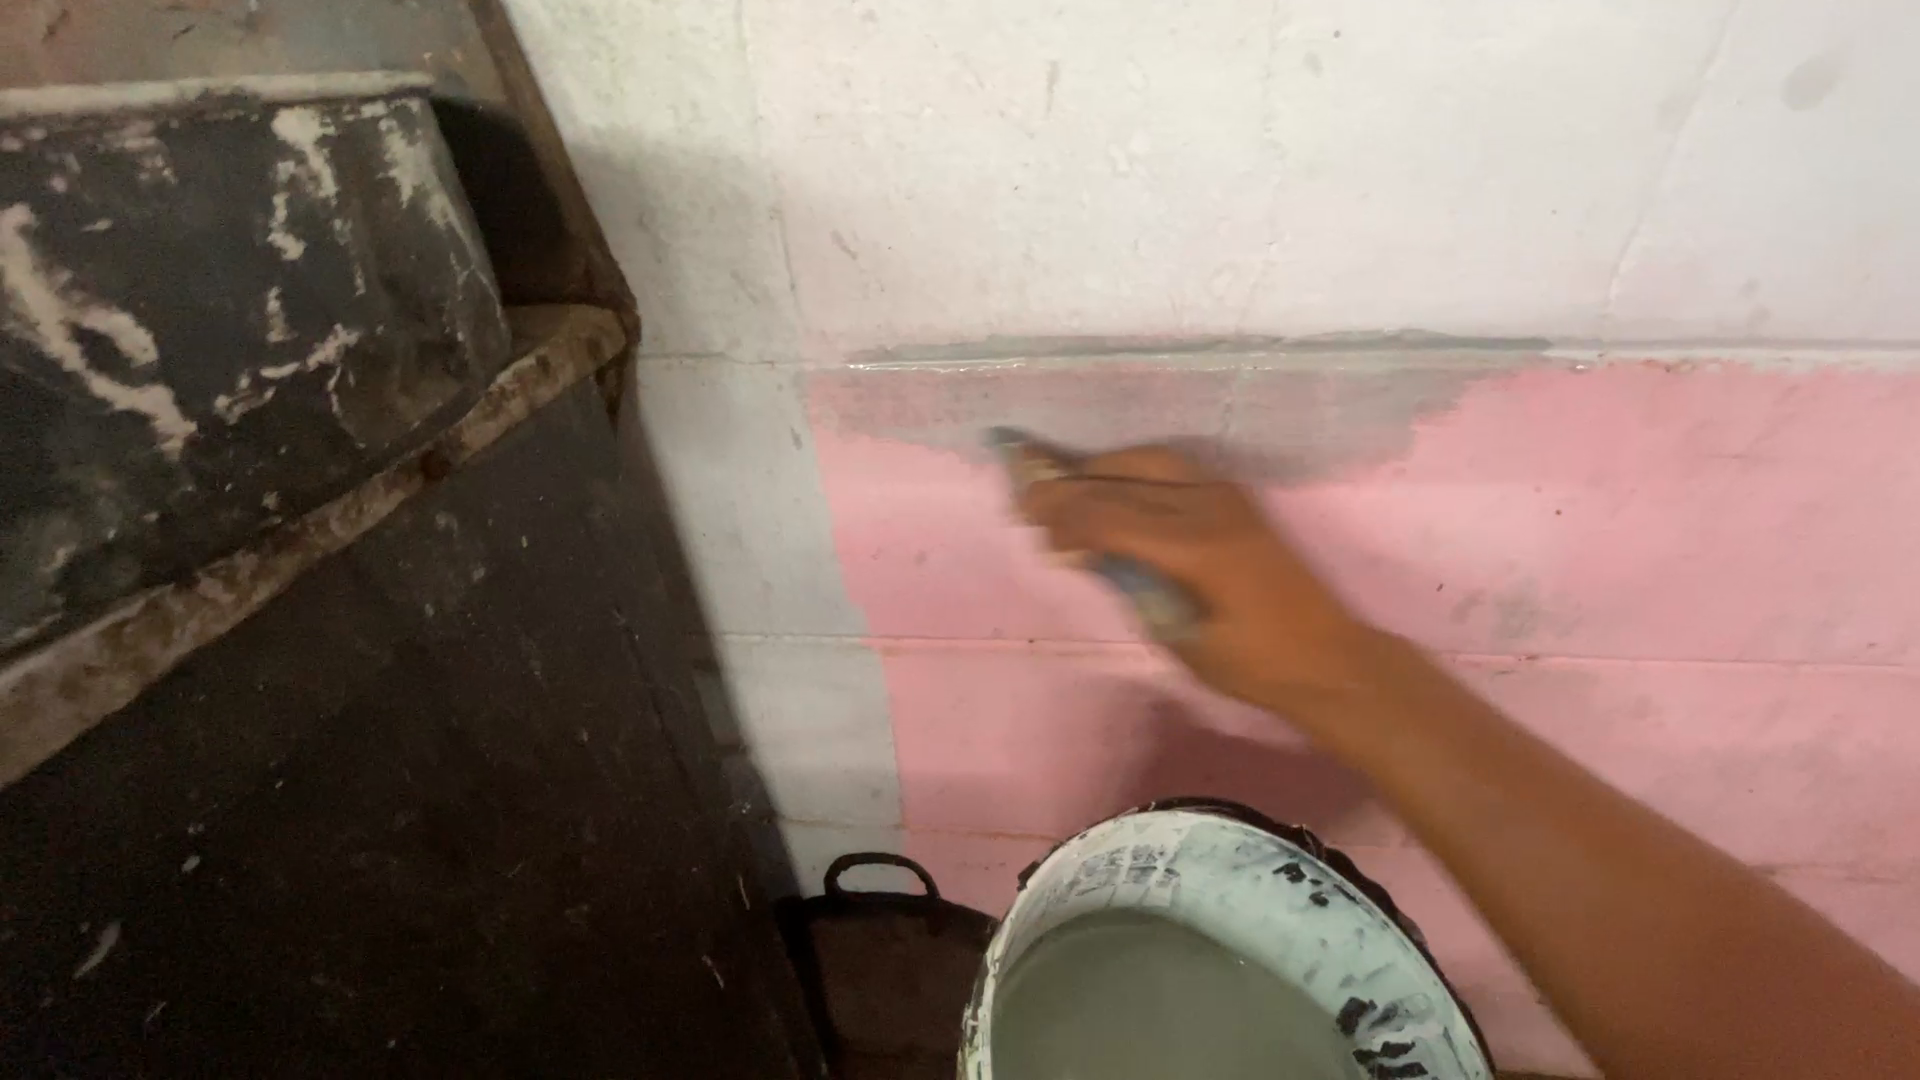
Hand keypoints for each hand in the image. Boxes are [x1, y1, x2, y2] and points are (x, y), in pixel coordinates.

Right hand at [1016, 444, 1378, 715]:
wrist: (1330, 659)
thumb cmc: (1253, 665)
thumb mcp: (1179, 637)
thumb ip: (1132, 587)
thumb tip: (1090, 554)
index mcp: (1195, 548)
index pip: (1108, 516)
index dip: (1064, 518)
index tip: (1034, 528)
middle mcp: (1209, 507)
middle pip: (1121, 480)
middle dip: (1070, 487)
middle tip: (1029, 496)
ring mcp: (1226, 496)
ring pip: (1148, 461)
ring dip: (1102, 468)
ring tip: (1067, 483)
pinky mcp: (1237, 498)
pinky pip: (1173, 467)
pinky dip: (1133, 469)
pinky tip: (1114, 482)